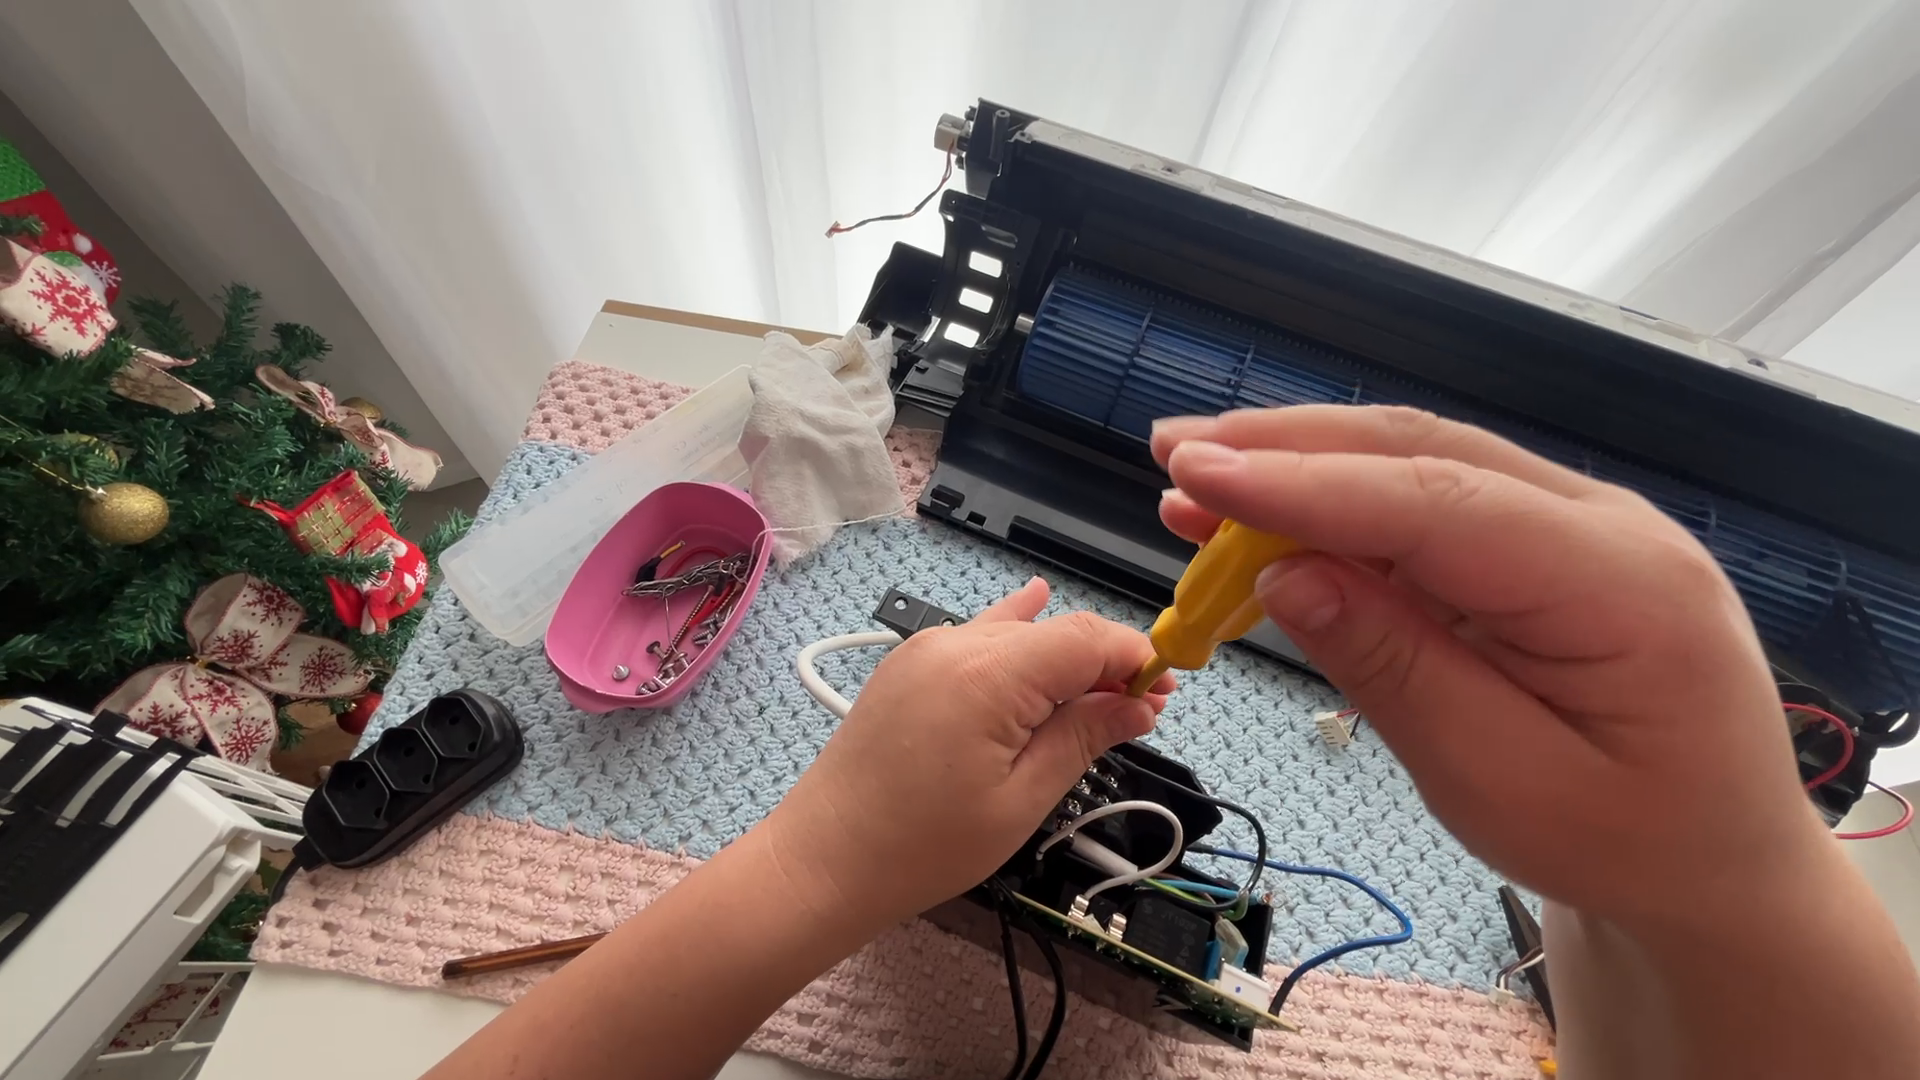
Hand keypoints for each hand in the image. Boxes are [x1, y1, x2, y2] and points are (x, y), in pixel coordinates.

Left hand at [762, 578, 1175, 931]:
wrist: (824, 857)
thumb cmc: (926, 845)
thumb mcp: (1021, 800)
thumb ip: (1083, 737)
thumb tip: (1140, 703)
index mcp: (991, 674)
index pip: (1086, 638)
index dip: (1135, 657)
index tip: (1167, 690)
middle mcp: (958, 642)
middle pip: (1055, 632)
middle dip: (1105, 661)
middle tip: (1142, 705)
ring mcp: (927, 646)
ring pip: (1016, 630)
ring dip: (1063, 653)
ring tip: (1098, 685)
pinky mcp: (909, 661)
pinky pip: (976, 634)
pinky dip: (1014, 631)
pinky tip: (1031, 606)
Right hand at [1152, 406, 1825, 924]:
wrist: (1710, 855)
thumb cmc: (1619, 838)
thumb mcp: (1497, 779)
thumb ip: (1393, 668)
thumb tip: (1283, 578)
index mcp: (1618, 584)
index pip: (1434, 504)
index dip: (1304, 485)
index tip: (1197, 473)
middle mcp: (1592, 522)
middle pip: (1413, 452)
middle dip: (1283, 447)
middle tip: (1176, 451)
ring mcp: (1554, 521)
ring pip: (1399, 461)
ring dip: (1289, 463)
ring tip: (1193, 473)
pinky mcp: (1513, 539)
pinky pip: (1401, 504)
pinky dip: (1315, 504)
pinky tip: (1249, 513)